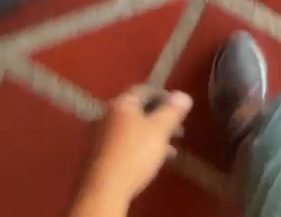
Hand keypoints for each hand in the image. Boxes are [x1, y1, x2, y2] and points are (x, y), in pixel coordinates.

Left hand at [74, 87, 192, 215]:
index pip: (146, 90)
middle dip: (159, 119)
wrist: (102, 191)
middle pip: (138, 110)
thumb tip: (183, 95)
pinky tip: (151, 161)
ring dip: (151, 135)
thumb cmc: (134, 154)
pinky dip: (138, 148)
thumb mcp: (161, 129)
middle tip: (176, 129)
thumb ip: (174, 110)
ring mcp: (99, 137)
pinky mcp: (97, 157)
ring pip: (131, 130)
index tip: (178, 109)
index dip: (165, 96)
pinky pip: (123, 145)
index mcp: (121, 103)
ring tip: (168, 148)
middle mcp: (107, 115)